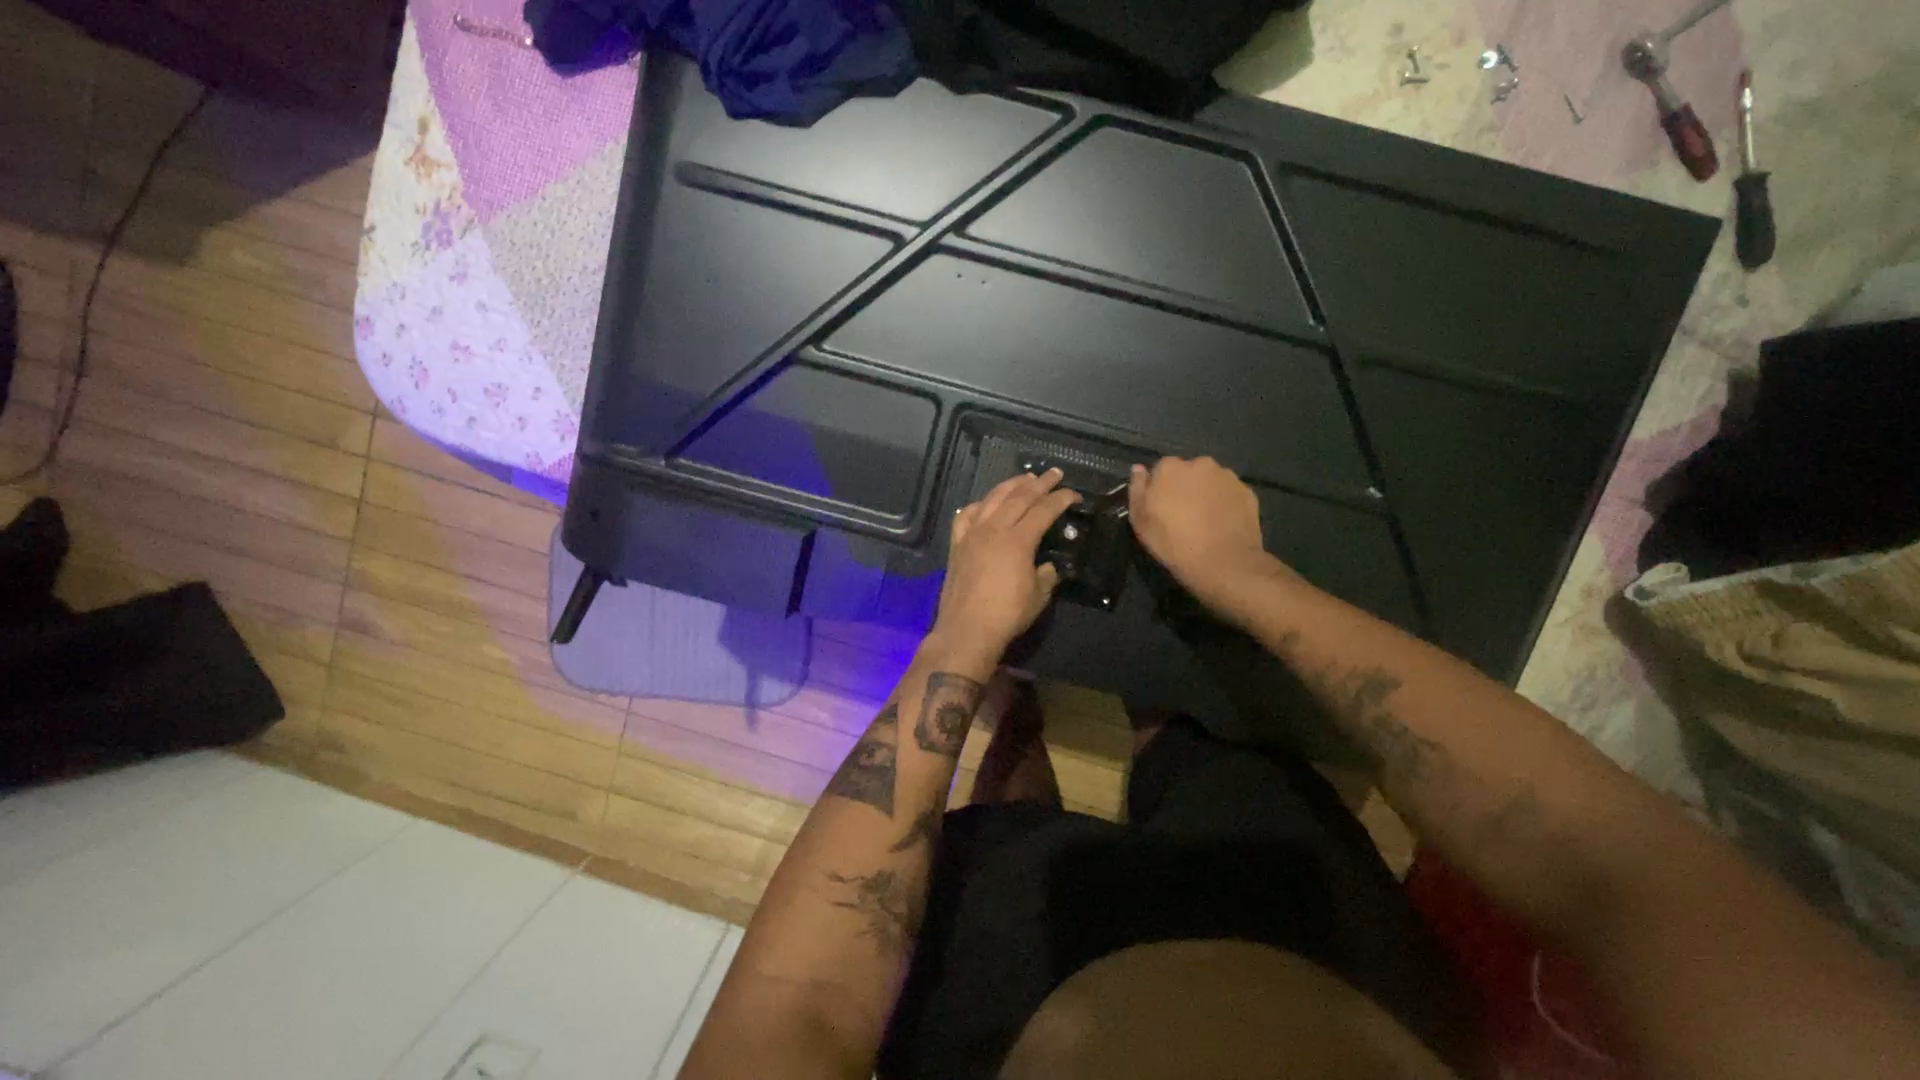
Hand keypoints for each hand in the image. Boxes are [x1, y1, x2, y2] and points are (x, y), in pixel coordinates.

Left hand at [932, 469, 1080, 662]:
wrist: (966, 630)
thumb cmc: (1007, 615)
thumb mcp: (1038, 596)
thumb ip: (1046, 575)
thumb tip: (1047, 566)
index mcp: (1018, 540)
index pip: (1044, 510)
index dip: (1061, 499)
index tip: (1074, 494)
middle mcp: (994, 529)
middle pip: (1018, 497)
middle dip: (1039, 483)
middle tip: (1054, 473)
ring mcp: (972, 535)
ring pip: (992, 500)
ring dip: (1010, 486)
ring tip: (1024, 478)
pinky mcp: (957, 545)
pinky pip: (967, 516)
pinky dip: (978, 505)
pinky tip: (984, 503)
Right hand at [1127, 456, 1292, 613]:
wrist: (1223, 563)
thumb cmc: (1174, 544)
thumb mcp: (1141, 522)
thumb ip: (1137, 490)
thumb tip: (1139, 469)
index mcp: (1170, 468)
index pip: (1161, 470)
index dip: (1161, 490)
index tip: (1162, 509)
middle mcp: (1200, 463)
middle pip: (1188, 472)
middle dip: (1186, 488)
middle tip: (1184, 516)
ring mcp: (1227, 476)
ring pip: (1211, 481)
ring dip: (1207, 494)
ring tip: (1206, 522)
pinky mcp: (1247, 491)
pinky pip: (1230, 494)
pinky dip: (1226, 504)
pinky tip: (1223, 525)